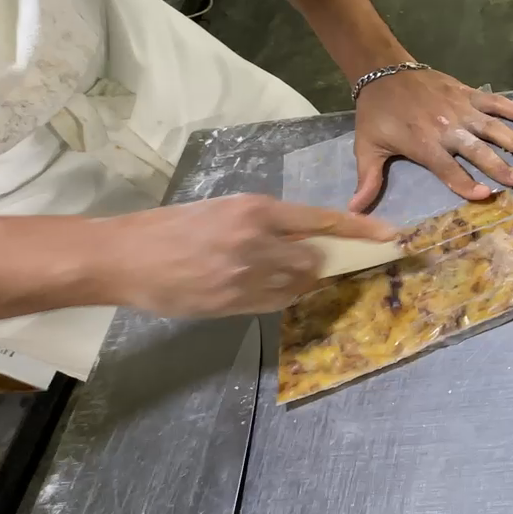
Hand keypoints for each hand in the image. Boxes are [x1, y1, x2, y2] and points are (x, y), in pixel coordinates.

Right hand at [88, 194, 394, 316]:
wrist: (120, 258)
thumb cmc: (173, 227)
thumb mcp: (226, 210)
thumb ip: (270, 224)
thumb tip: (310, 240)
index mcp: (256, 210)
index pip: (324, 220)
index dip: (362, 229)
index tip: (392, 236)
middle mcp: (258, 242)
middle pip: (317, 259)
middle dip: (323, 262)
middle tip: (320, 261)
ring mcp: (246, 276)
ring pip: (300, 284)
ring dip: (301, 281)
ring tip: (275, 273)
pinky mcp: (234, 303)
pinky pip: (278, 302)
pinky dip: (282, 296)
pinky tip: (264, 287)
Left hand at [350, 69, 512, 209]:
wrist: (382, 71)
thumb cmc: (377, 114)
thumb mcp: (367, 147)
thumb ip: (368, 179)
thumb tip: (354, 212)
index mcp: (424, 143)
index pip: (448, 168)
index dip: (465, 182)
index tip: (485, 195)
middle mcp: (447, 127)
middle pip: (477, 150)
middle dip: (501, 165)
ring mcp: (461, 108)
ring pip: (492, 127)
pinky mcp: (468, 93)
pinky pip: (495, 102)